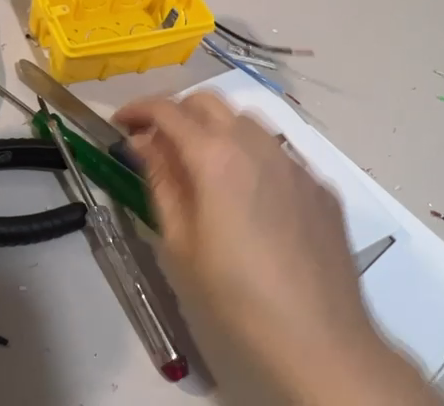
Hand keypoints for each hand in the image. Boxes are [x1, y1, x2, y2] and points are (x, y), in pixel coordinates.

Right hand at [115, 93, 437, 402]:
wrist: (323, 341)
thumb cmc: (237, 297)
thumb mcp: (180, 242)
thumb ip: (161, 180)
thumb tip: (144, 142)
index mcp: (215, 156)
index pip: (167, 110)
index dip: (137, 109)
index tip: (120, 124)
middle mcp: (256, 145)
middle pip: (208, 102)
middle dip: (176, 112)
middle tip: (157, 142)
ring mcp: (294, 163)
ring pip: (246, 120)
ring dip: (215, 127)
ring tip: (202, 162)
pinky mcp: (320, 186)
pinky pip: (278, 152)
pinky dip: (251, 155)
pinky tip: (248, 194)